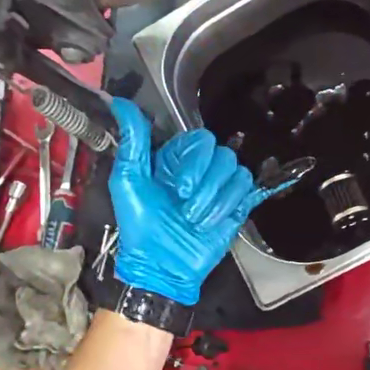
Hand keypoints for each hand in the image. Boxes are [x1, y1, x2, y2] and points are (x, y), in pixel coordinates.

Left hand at [106, 98, 289, 305]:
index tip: (177, 187)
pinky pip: (248, 190)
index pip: (200, 139)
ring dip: (216, 199)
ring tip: (197, 219)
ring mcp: (221, 188)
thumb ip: (132, 142)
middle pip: (222, 153)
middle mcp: (202, 170)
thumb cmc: (140, 226)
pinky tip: (213, 221)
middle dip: (205, 183)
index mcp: (176, 159)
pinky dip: (230, 206)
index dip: (193, 162)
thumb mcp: (128, 181)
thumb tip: (121, 103)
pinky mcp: (237, 206)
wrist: (162, 267)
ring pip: (237, 171)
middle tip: (186, 205)